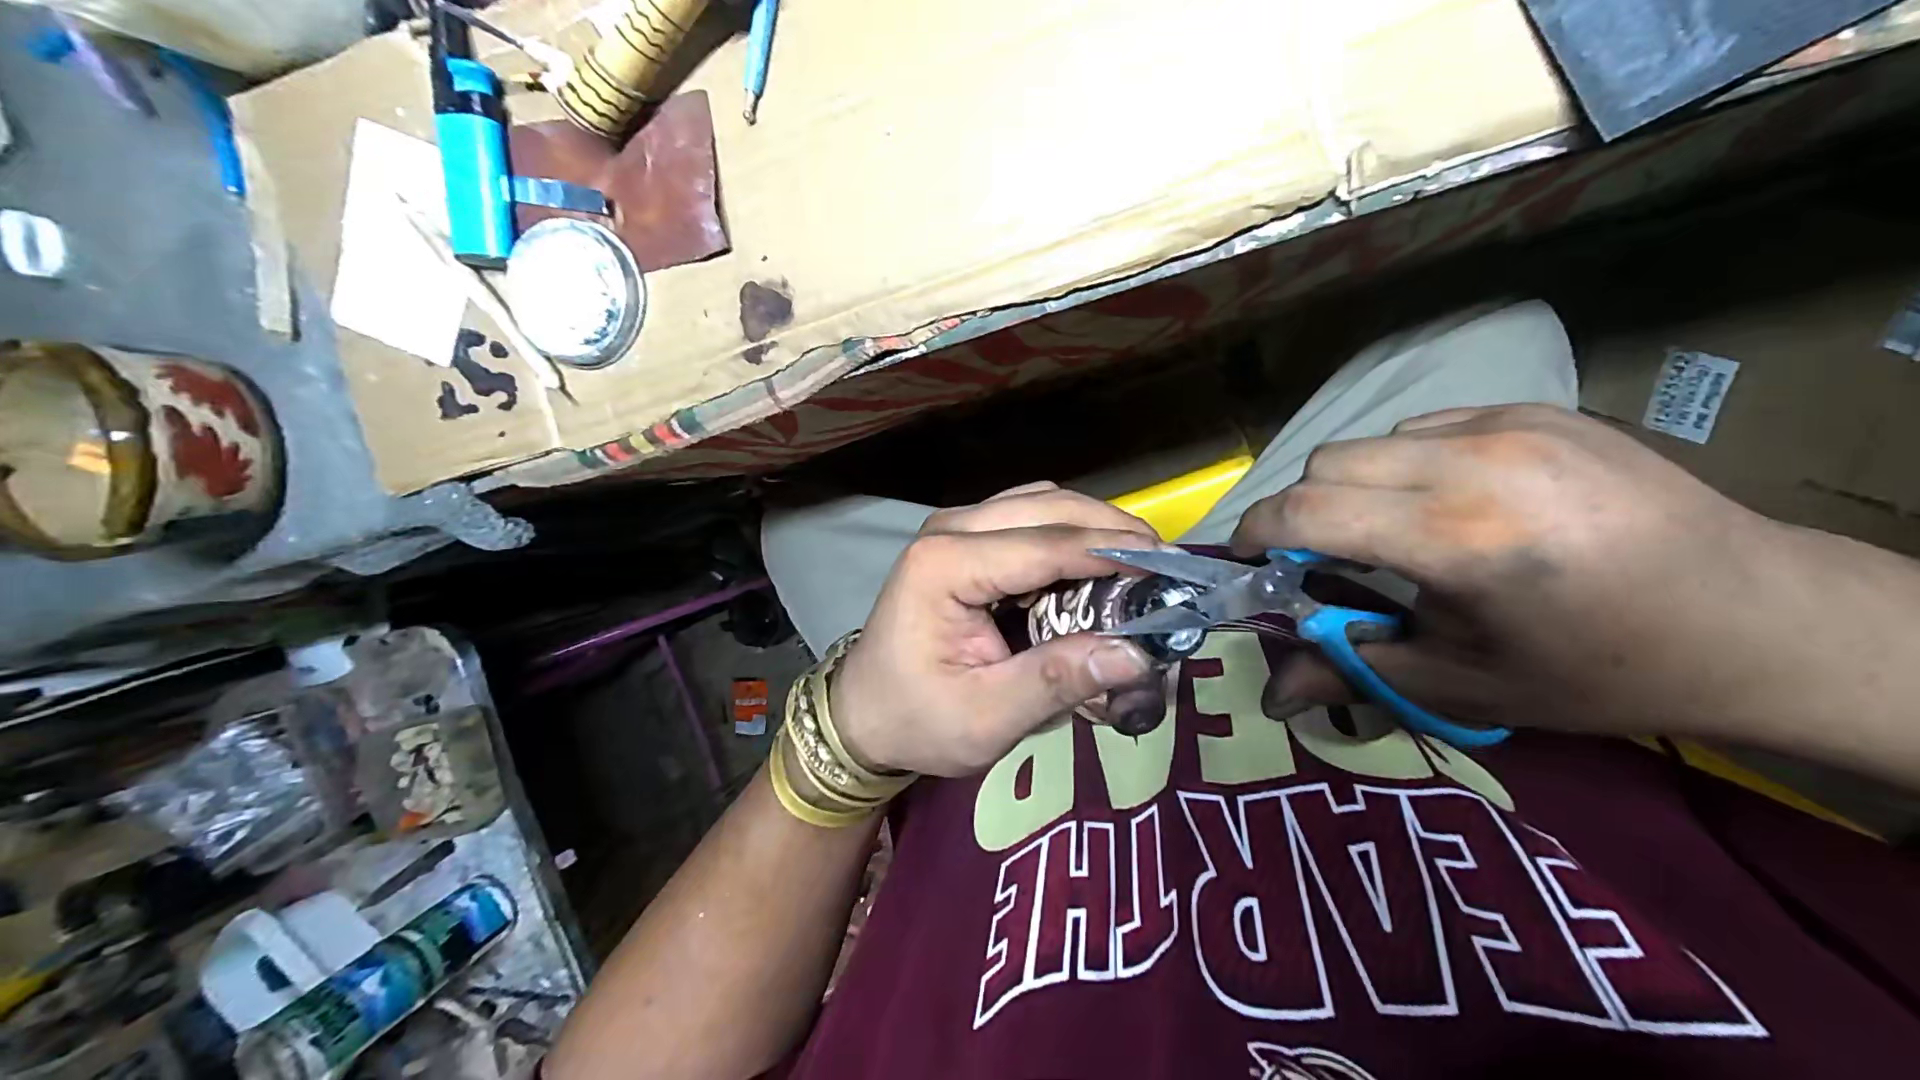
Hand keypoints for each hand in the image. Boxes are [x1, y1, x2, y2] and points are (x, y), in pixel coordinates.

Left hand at [832, 483, 1161, 776]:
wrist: (864, 714)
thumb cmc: (916, 720)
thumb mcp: (986, 718)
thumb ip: (1058, 681)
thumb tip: (1136, 653)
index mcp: (944, 567)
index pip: (1046, 545)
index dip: (1114, 553)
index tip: (1171, 570)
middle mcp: (949, 530)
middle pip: (1049, 507)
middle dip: (1113, 530)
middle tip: (1166, 568)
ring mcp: (955, 528)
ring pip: (1043, 504)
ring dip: (1094, 527)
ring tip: (1140, 566)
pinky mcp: (964, 538)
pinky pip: (1030, 518)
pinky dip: (1070, 535)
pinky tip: (1096, 567)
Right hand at [1230, 405, 1897, 746]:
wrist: (1759, 620)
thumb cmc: (1599, 670)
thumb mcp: (1463, 686)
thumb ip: (1351, 672)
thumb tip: (1270, 692)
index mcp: (1456, 540)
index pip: (1306, 510)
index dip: (1256, 532)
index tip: (1248, 559)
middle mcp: (1476, 465)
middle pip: (1326, 464)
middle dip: (1303, 510)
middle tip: (1324, 557)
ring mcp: (1512, 427)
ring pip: (1372, 442)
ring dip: (1356, 485)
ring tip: (1395, 532)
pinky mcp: (1540, 411)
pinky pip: (1428, 428)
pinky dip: (1407, 466)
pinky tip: (1452, 504)